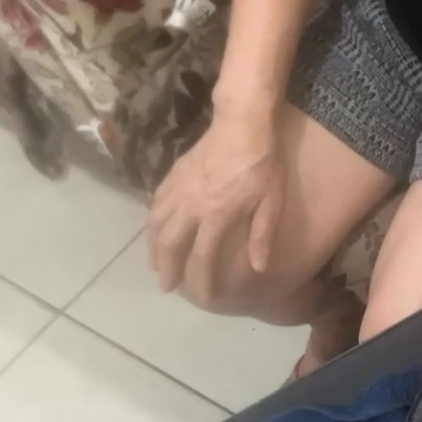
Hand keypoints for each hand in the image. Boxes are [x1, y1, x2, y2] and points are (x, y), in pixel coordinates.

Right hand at [145, 104, 285, 306]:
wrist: (241, 124)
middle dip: (167, 269)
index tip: (203, 297)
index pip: (204, 257)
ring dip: (153, 248)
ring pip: (155, 225)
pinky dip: (151, 223)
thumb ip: (262, 235)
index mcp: (216, 215)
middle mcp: (190, 206)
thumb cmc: (263, 164)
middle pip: (170, 244)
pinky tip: (154, 231)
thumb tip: (258, 268)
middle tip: (167, 287)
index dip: (202, 280)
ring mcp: (178, 189)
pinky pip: (155, 204)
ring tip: (155, 265)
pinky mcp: (173, 175)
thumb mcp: (271, 201)